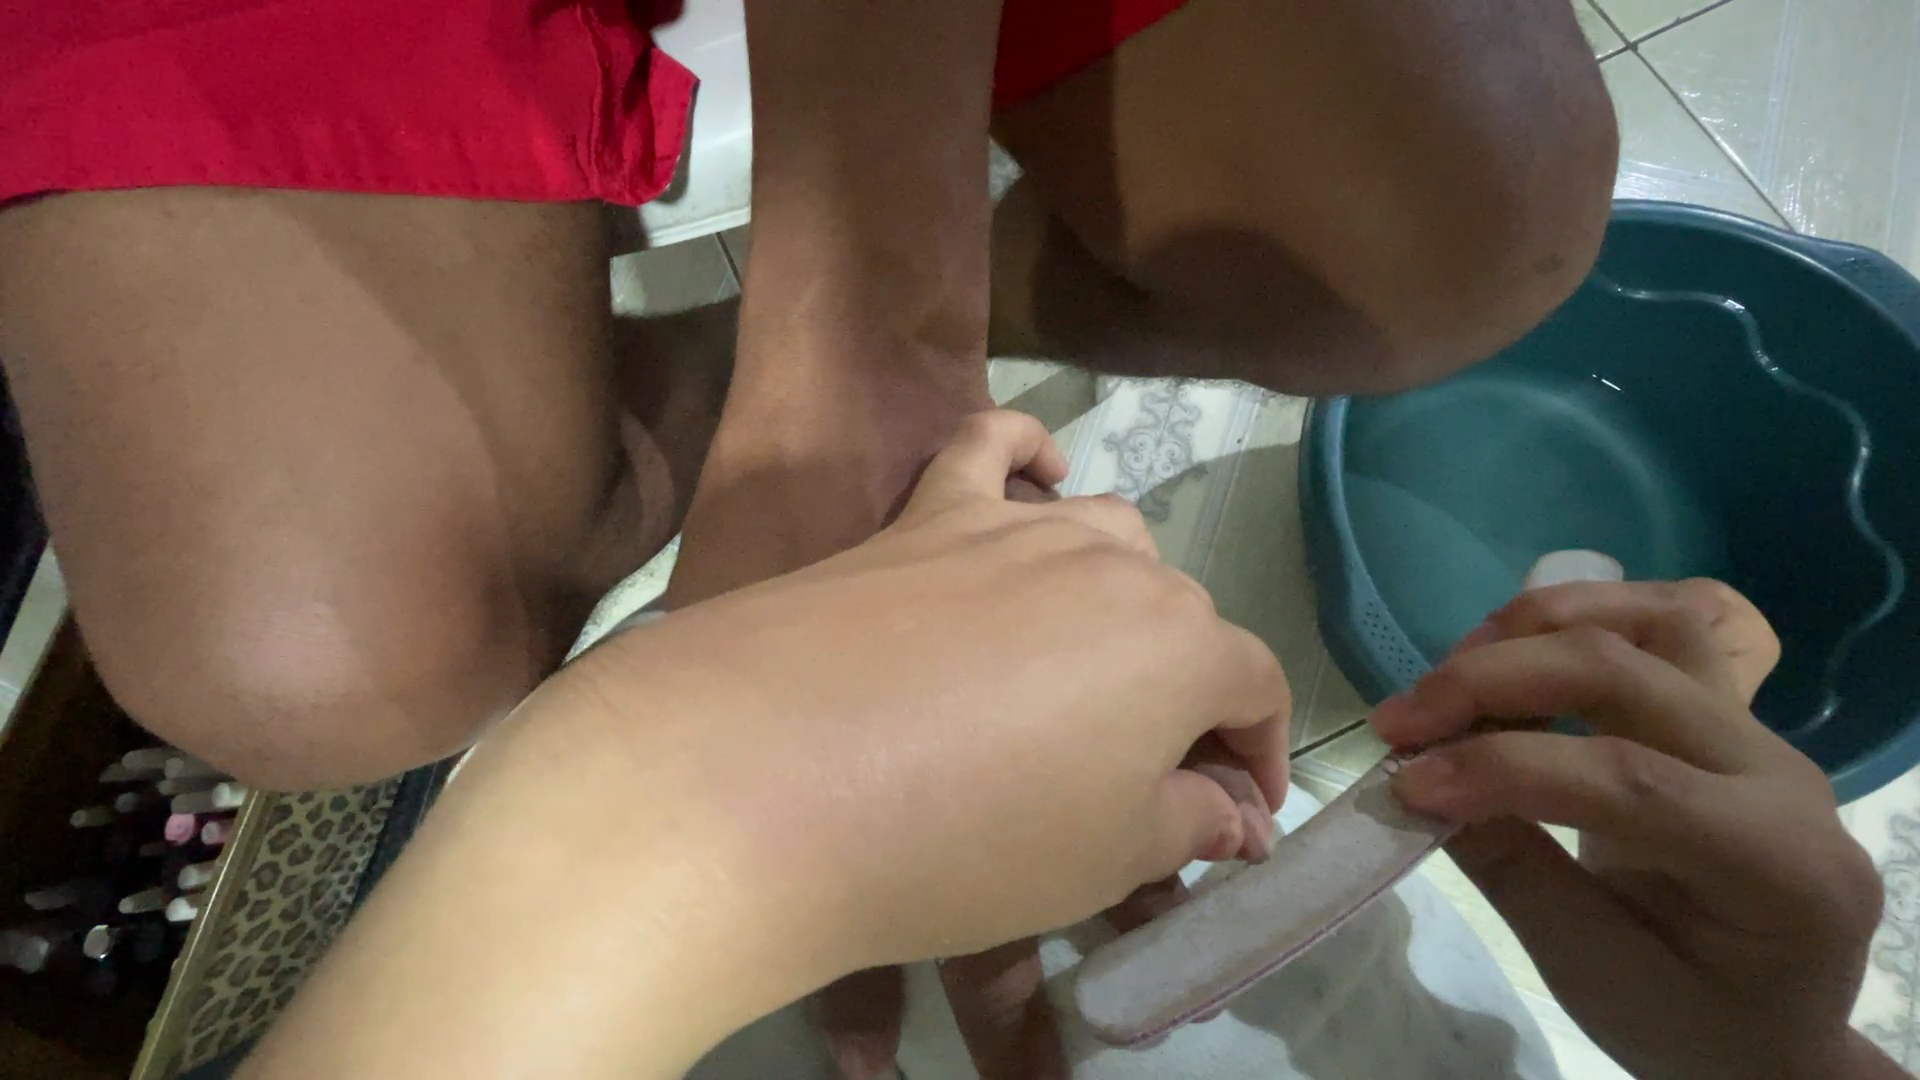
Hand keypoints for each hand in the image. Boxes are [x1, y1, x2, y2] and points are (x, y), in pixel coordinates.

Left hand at [242, 413, 1290, 1079]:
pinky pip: (990, 446)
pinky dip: (1024, 451)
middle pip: (1181, 612)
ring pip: (1105, 531)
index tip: (1238, 812)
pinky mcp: (930, 512)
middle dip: (1184, 688)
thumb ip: (1191, 823)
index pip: (1253, 688)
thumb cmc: (969, 838)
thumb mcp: (1107, 860)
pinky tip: (1040, 473)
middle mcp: (1112, 563)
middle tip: (1147, 761)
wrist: (773, 779)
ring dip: (1120, 591)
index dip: (1257, 753)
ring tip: (1089, 651)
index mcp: (1180, 646)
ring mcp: (1015, 524)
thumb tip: (1236, 813)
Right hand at [1371, 580, 1886, 1079]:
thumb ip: (1506, 866)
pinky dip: (1568, 615)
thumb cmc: (1685, 1017)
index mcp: (1777, 865)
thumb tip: (1414, 782)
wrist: (1761, 1020)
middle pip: (1620, 673)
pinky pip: (1654, 620)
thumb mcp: (1590, 970)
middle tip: (1397, 722)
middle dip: (1485, 684)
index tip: (1399, 782)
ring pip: (1643, 622)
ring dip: (1525, 630)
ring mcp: (1750, 728)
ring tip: (1448, 674)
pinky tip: (1507, 645)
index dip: (1495, 766)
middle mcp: (1778, 774)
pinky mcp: (1715, 708)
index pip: (1626, 780)